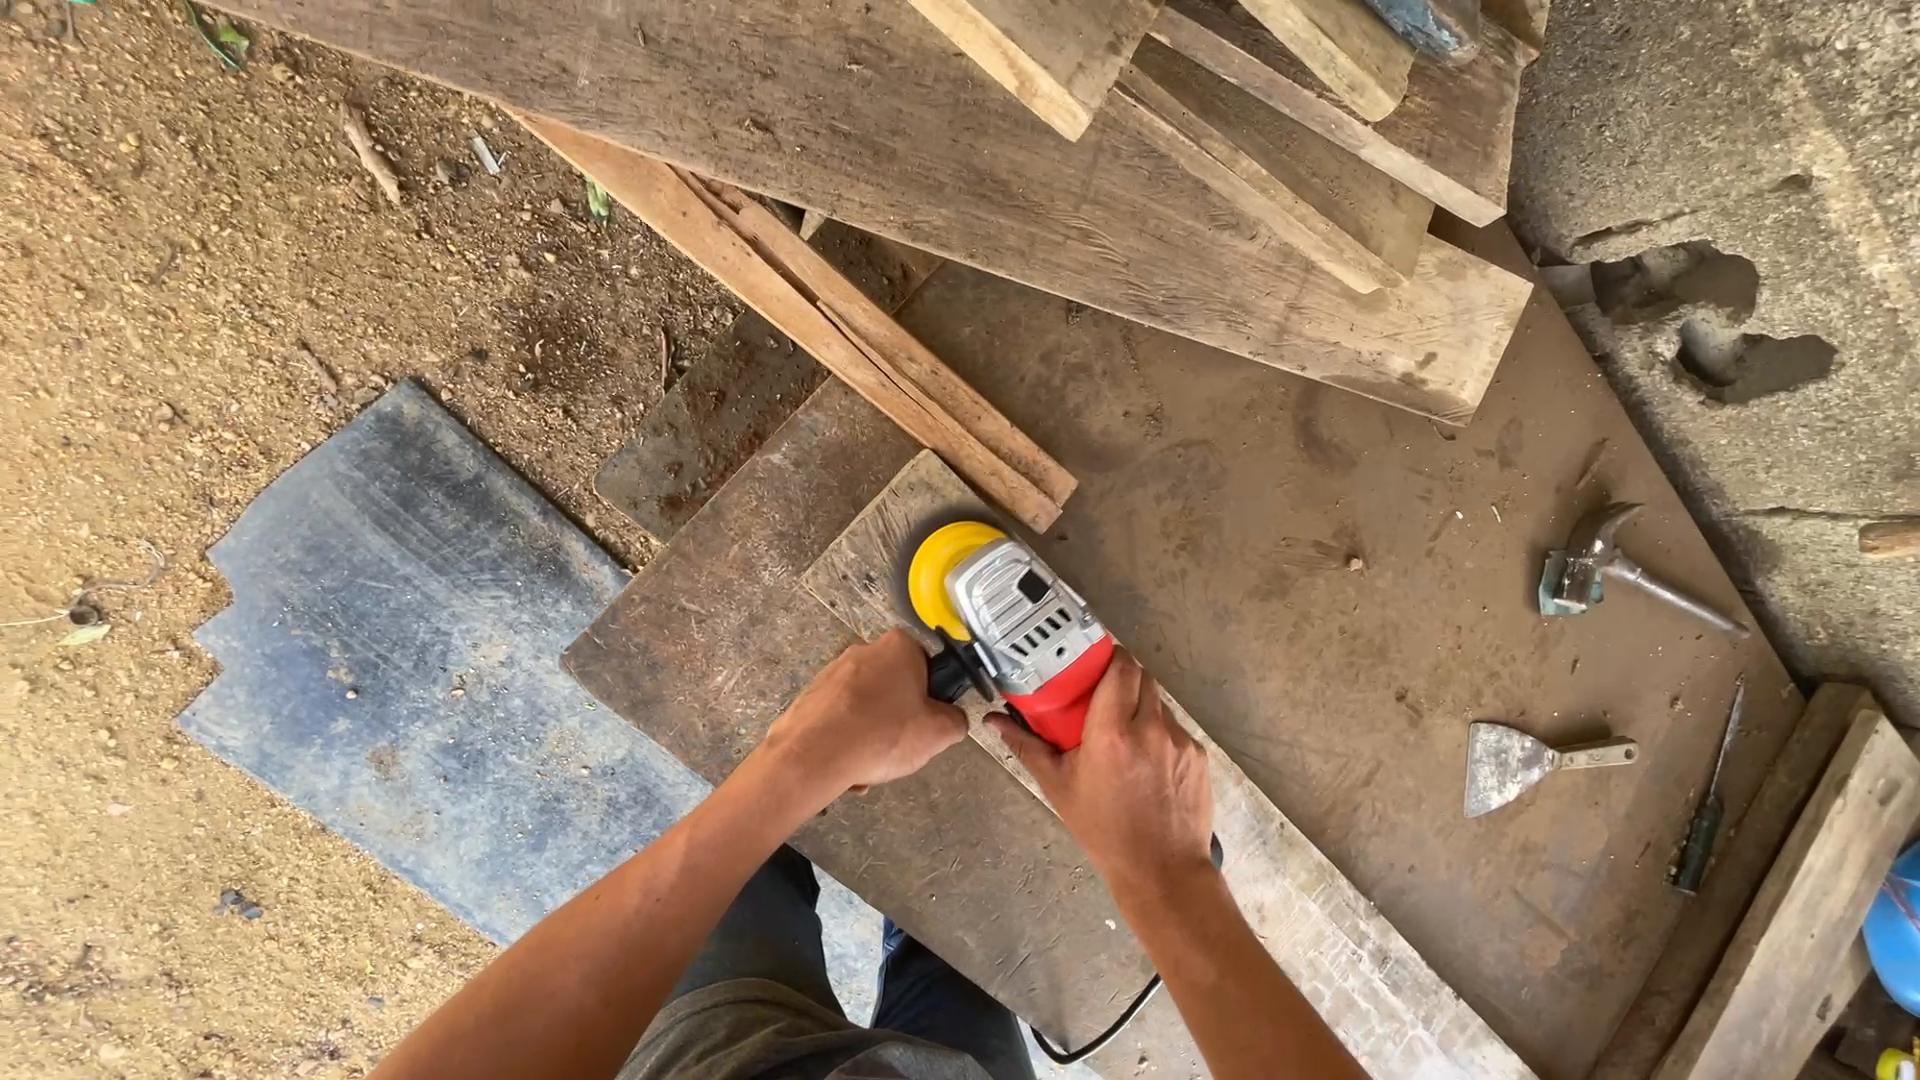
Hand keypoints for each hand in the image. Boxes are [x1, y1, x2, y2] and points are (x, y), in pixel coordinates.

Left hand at [761, 629, 968, 798]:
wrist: (812, 757)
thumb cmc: (880, 735)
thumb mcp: (939, 733)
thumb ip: (956, 720)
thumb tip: (952, 720)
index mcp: (900, 646)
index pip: (928, 667)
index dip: (931, 699)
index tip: (927, 722)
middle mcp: (864, 650)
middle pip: (895, 687)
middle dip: (899, 718)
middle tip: (902, 745)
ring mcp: (833, 672)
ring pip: (867, 707)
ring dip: (872, 734)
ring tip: (871, 762)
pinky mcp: (812, 695)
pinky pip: (841, 719)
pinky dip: (847, 740)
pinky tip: (848, 765)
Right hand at [990, 650, 1213, 899]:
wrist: (1162, 871)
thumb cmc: (1103, 830)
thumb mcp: (1058, 786)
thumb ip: (1026, 746)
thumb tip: (993, 721)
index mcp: (1112, 732)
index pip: (1119, 667)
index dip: (1109, 656)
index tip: (1095, 662)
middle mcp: (1149, 728)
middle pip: (1141, 675)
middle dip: (1123, 676)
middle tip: (1104, 692)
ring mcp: (1179, 740)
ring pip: (1159, 701)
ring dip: (1141, 705)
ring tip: (1125, 731)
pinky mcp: (1198, 754)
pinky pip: (1176, 728)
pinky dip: (1160, 732)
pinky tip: (1148, 760)